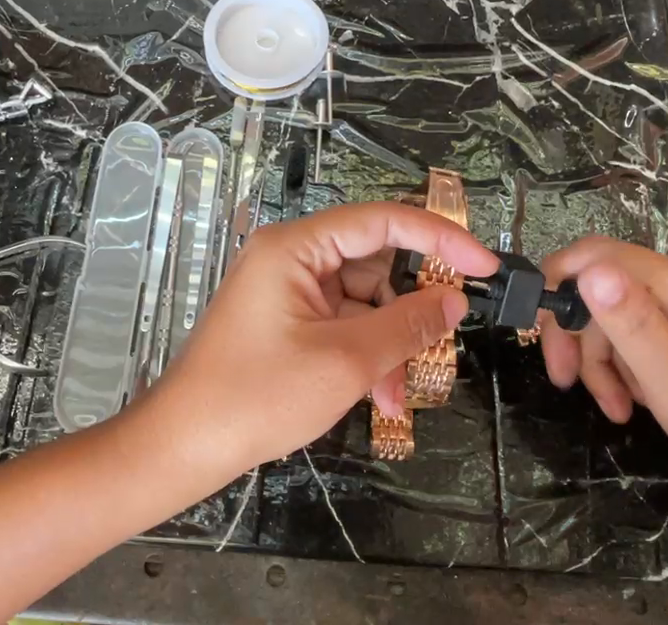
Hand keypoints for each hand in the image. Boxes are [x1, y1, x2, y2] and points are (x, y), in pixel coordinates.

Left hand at [143, 202, 497, 479]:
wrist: (185, 445)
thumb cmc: (258, 395)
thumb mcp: (345, 362)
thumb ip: (406, 326)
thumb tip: (455, 302)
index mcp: (296, 246)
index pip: (380, 221)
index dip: (438, 238)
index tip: (483, 265)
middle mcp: (291, 256)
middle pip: (373, 264)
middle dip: (408, 309)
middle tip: (444, 341)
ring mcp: (288, 289)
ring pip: (363, 301)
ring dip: (389, 344)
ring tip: (398, 396)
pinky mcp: (287, 320)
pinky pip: (342, 324)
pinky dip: (365, 355)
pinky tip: (379, 398)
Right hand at [538, 237, 667, 509]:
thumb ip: (635, 328)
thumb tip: (588, 270)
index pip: (600, 254)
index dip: (559, 287)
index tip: (542, 338)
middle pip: (607, 281)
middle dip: (580, 333)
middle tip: (568, 385)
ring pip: (622, 304)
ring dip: (606, 354)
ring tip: (616, 407)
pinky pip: (647, 319)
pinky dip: (632, 356)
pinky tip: (638, 395)